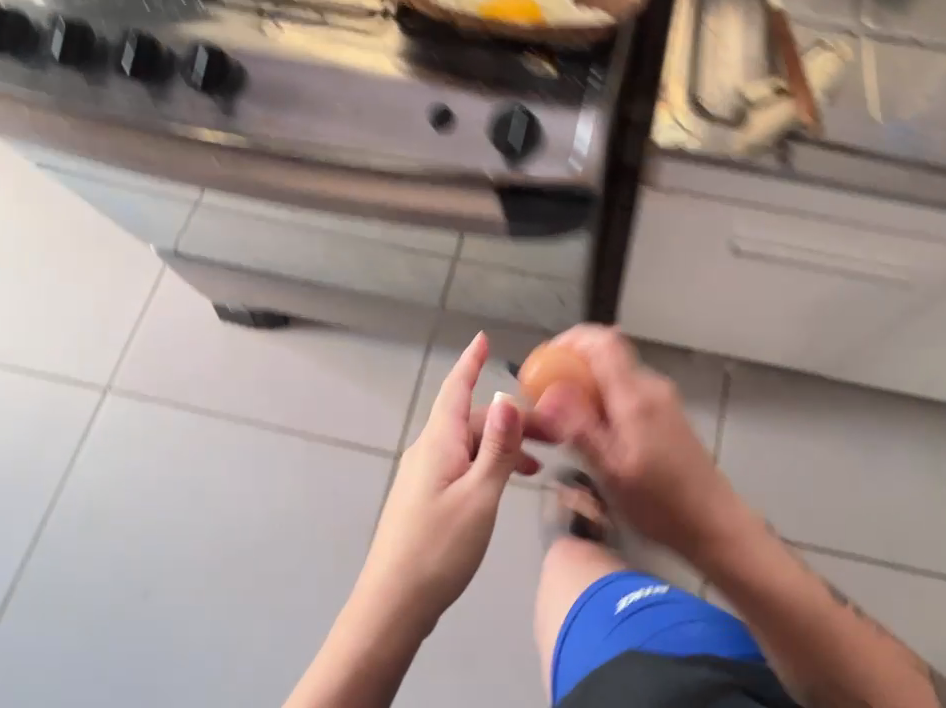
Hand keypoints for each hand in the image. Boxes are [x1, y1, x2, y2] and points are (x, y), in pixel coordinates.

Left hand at [358, 333, 540, 628]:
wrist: (393, 606)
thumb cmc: (438, 548)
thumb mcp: (479, 496)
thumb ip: (497, 447)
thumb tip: (506, 396)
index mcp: (439, 442)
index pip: (455, 389)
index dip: (470, 362)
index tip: (483, 339)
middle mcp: (428, 451)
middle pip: (472, 420)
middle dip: (510, 419)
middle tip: (553, 435)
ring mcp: (424, 476)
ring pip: (469, 445)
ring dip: (502, 447)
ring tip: (536, 467)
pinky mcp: (425, 500)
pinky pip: (461, 466)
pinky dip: (488, 466)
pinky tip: (506, 485)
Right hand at [532, 325, 745, 561]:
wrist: (714, 522)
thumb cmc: (661, 504)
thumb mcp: (611, 472)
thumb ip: (580, 428)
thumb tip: (549, 394)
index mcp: (635, 396)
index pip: (602, 340)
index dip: (571, 341)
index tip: (545, 362)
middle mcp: (651, 386)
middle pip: (606, 356)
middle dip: (573, 370)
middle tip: (547, 403)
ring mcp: (662, 397)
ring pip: (616, 375)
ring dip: (588, 389)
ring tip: (567, 425)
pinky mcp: (667, 412)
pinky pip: (628, 392)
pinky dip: (606, 402)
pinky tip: (597, 436)